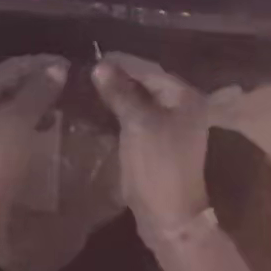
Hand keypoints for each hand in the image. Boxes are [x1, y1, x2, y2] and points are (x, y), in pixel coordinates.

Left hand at [0, 54, 68, 219]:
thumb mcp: (18, 122)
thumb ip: (37, 92)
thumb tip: (58, 68)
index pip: (14, 65)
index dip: (44, 63)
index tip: (74, 66)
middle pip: (12, 82)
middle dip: (42, 81)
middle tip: (73, 83)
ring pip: (13, 102)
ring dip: (38, 100)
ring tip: (66, 101)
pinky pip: (11, 120)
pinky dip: (31, 118)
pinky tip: (49, 123)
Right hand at [91, 53, 210, 239]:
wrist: (168, 213)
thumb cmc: (157, 164)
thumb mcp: (138, 123)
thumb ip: (120, 93)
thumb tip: (100, 65)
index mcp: (184, 97)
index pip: (150, 69)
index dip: (122, 62)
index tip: (92, 57)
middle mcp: (181, 107)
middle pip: (146, 83)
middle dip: (118, 77)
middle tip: (86, 72)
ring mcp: (169, 126)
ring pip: (139, 101)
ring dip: (116, 94)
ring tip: (87, 88)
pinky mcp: (156, 143)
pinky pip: (135, 118)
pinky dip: (118, 111)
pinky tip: (97, 110)